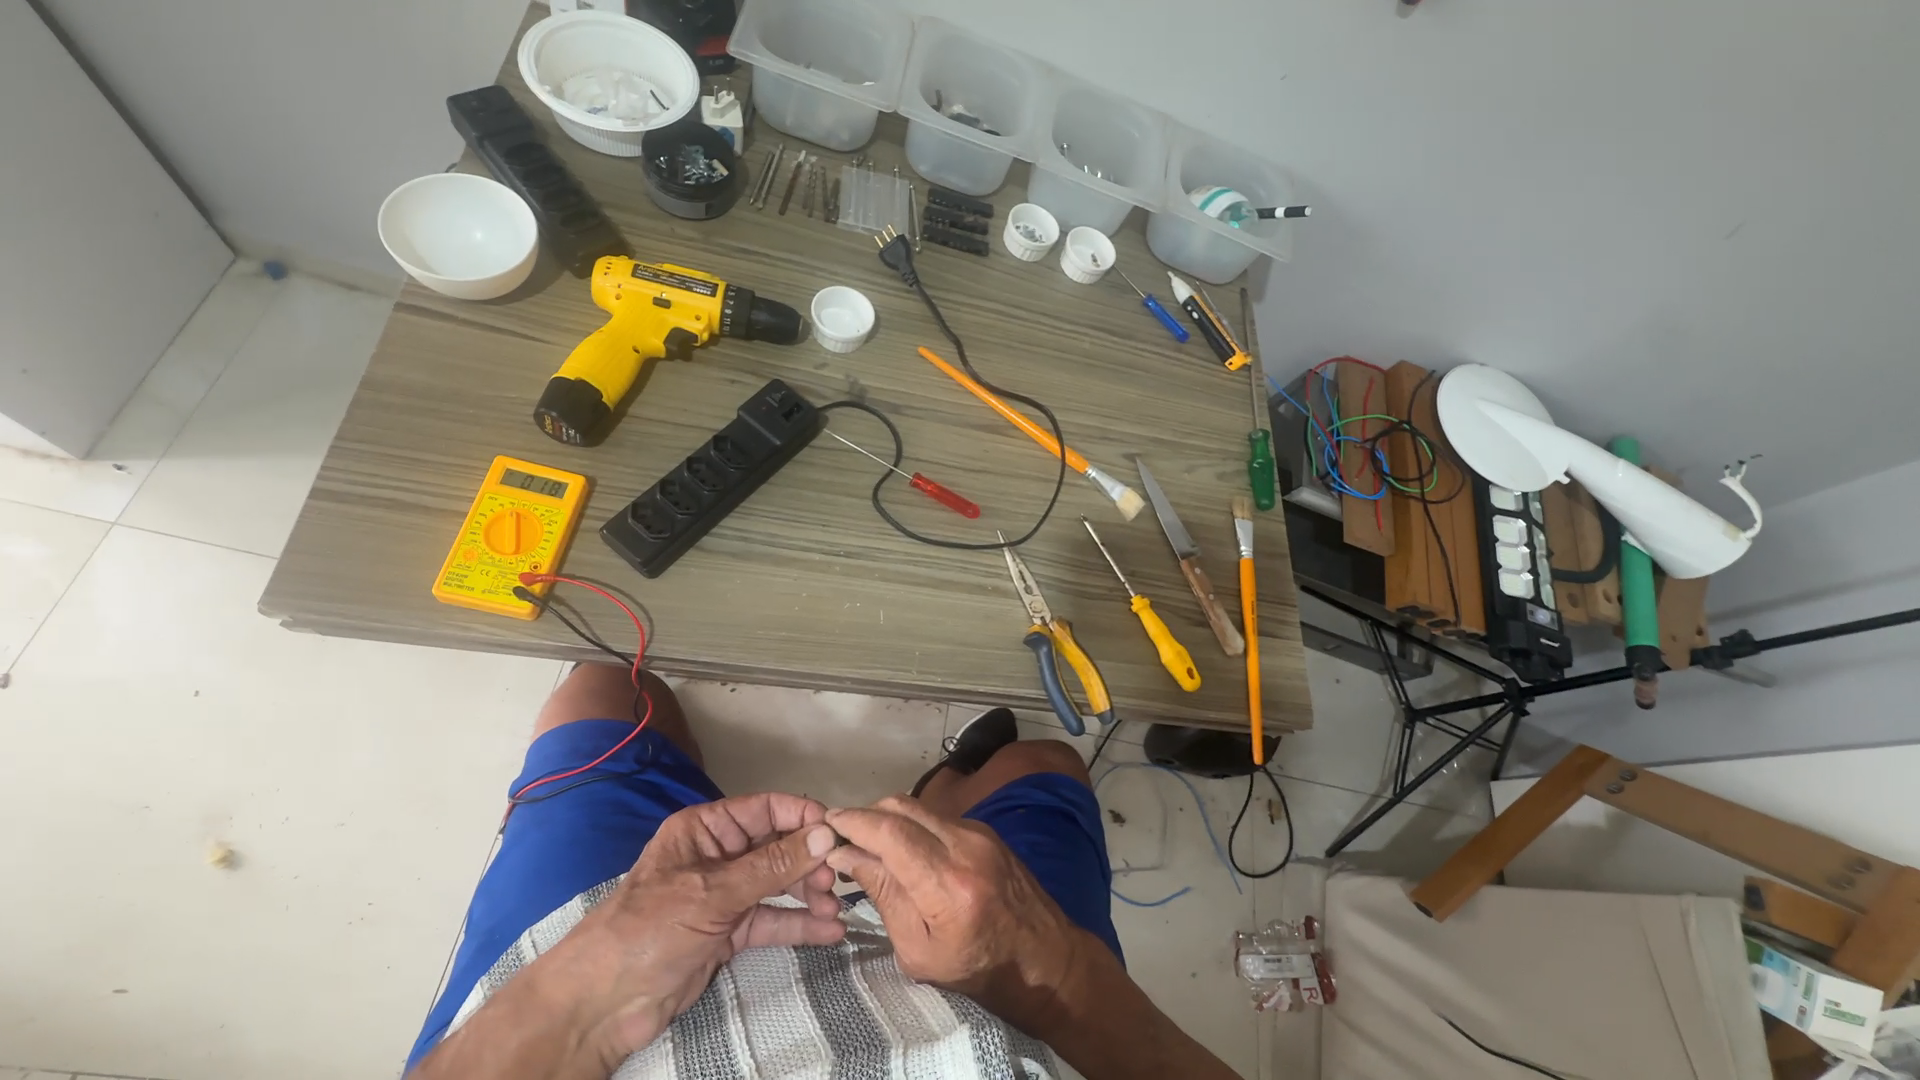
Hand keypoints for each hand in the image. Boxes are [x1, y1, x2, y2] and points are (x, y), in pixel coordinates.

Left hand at [551, 793, 845, 1065]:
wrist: (600, 1006)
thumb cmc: (649, 930)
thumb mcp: (714, 893)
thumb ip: (772, 865)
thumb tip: (824, 834)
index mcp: (705, 829)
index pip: (765, 810)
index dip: (803, 817)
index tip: (838, 832)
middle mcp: (717, 856)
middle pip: (776, 848)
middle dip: (809, 862)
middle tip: (836, 881)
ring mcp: (723, 896)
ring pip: (778, 886)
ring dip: (808, 895)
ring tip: (835, 910)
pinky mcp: (727, 933)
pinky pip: (771, 921)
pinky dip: (798, 925)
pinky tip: (828, 932)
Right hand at [825, 796, 1085, 1017]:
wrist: (1045, 957)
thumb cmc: (978, 969)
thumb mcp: (918, 951)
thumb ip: (885, 896)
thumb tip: (845, 854)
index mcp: (948, 885)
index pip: (890, 833)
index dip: (853, 822)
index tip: (826, 824)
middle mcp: (965, 846)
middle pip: (901, 807)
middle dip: (865, 815)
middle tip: (842, 835)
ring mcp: (978, 832)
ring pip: (918, 807)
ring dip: (887, 818)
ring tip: (867, 843)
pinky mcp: (985, 829)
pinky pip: (936, 816)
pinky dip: (911, 825)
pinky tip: (901, 848)